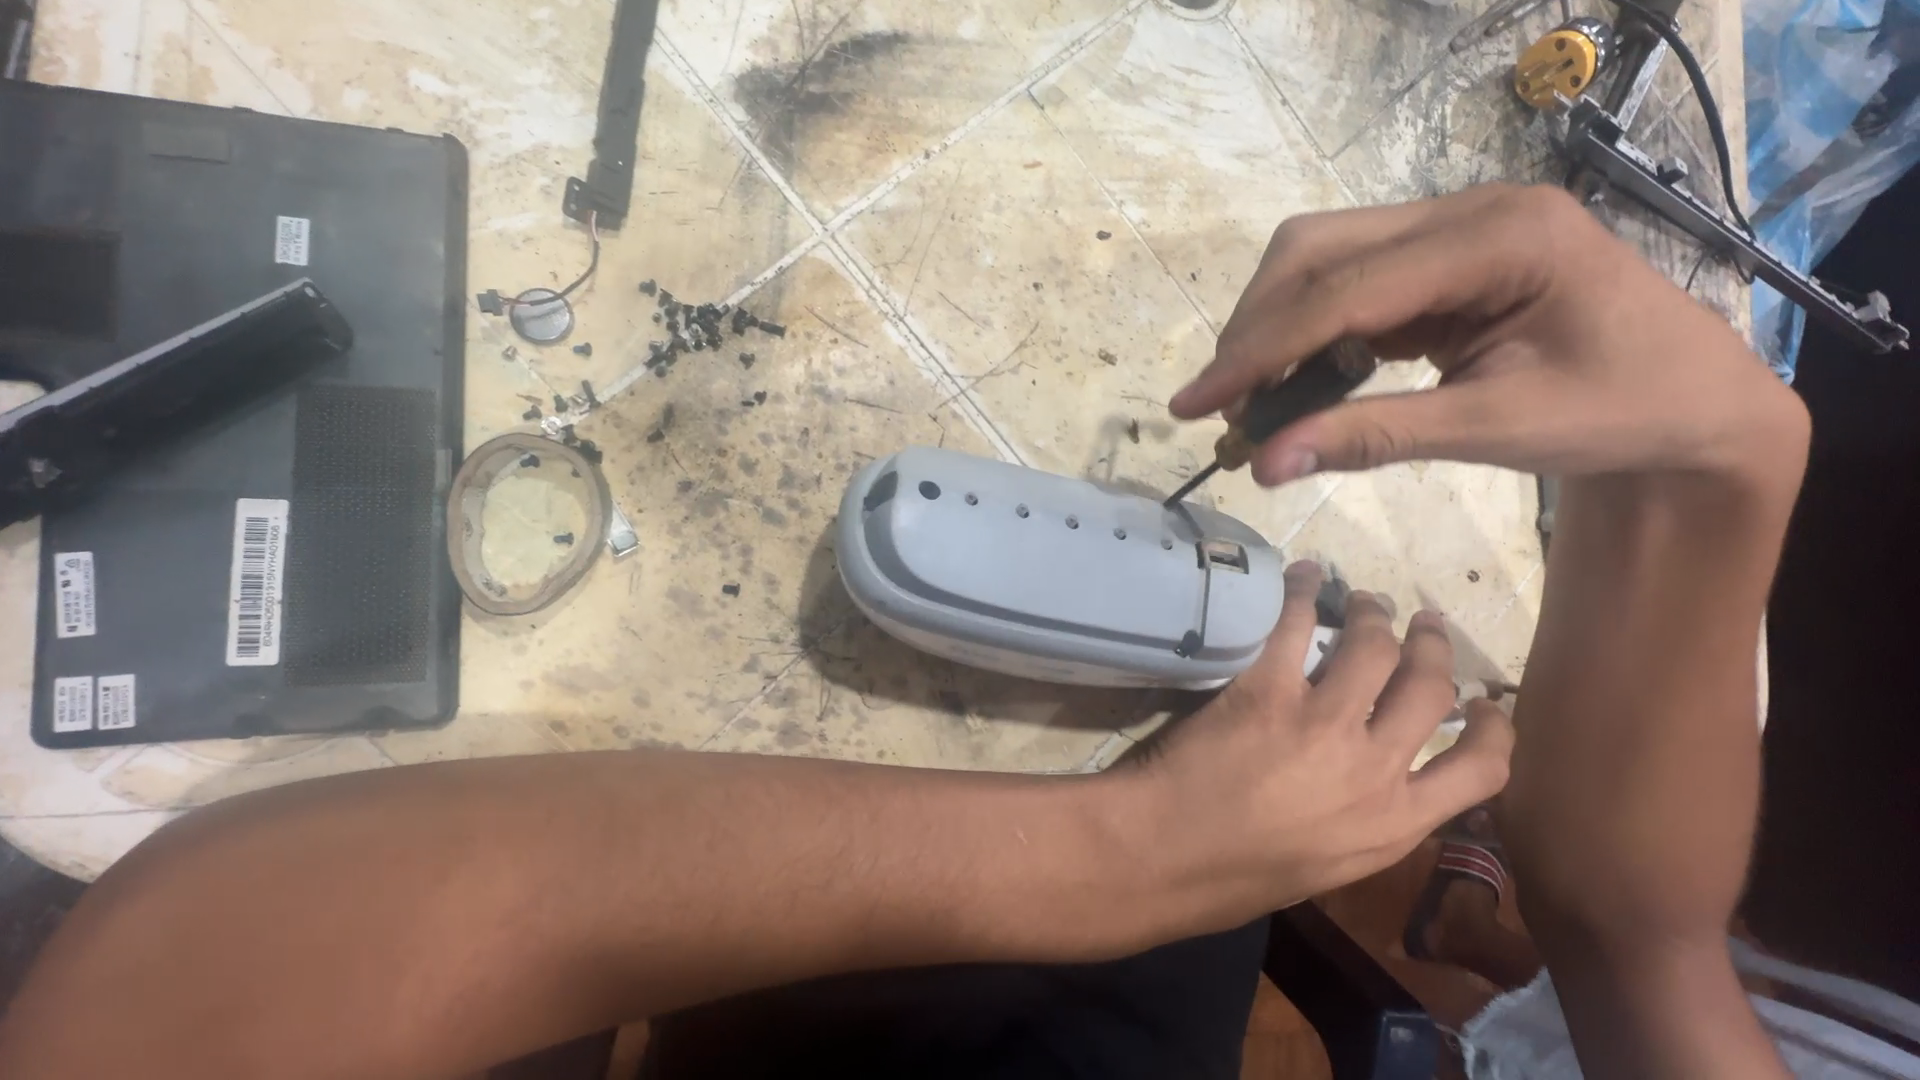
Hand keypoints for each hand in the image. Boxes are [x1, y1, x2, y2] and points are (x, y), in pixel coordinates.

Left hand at [1119, 562, 1512, 930]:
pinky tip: (1303, 575)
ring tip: (1366, 601)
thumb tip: (1381, 790)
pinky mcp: (1268, 691)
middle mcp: (1375, 769)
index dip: (1494, 727)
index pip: (1481, 769)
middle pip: (1428, 688)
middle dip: (1432, 647)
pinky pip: (1295, 628)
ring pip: (1374, 649)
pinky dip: (1302, 594)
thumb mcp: (1330, 865)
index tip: (1486, 700)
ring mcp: (1323, 724)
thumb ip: (1367, 824)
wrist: (1170, 856)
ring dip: (1374, 615)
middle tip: (1423, 623)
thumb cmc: (1239, 876)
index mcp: (1398, 823)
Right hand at [1170, 184, 1806, 486]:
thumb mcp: (1496, 428)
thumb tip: (1262, 464)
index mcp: (1499, 238)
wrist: (1691, 402)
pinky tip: (1295, 379)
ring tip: (1252, 399)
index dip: (1257, 350)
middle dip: (1254, 331)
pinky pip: (1343, 283)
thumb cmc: (1618, 413)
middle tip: (1225, 408)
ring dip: (1269, 327)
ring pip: (1316, 258)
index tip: (1192, 403)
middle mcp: (1464, 212)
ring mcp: (1449, 230)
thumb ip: (1373, 437)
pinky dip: (1302, 332)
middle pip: (1314, 251)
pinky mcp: (1435, 259)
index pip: (1342, 290)